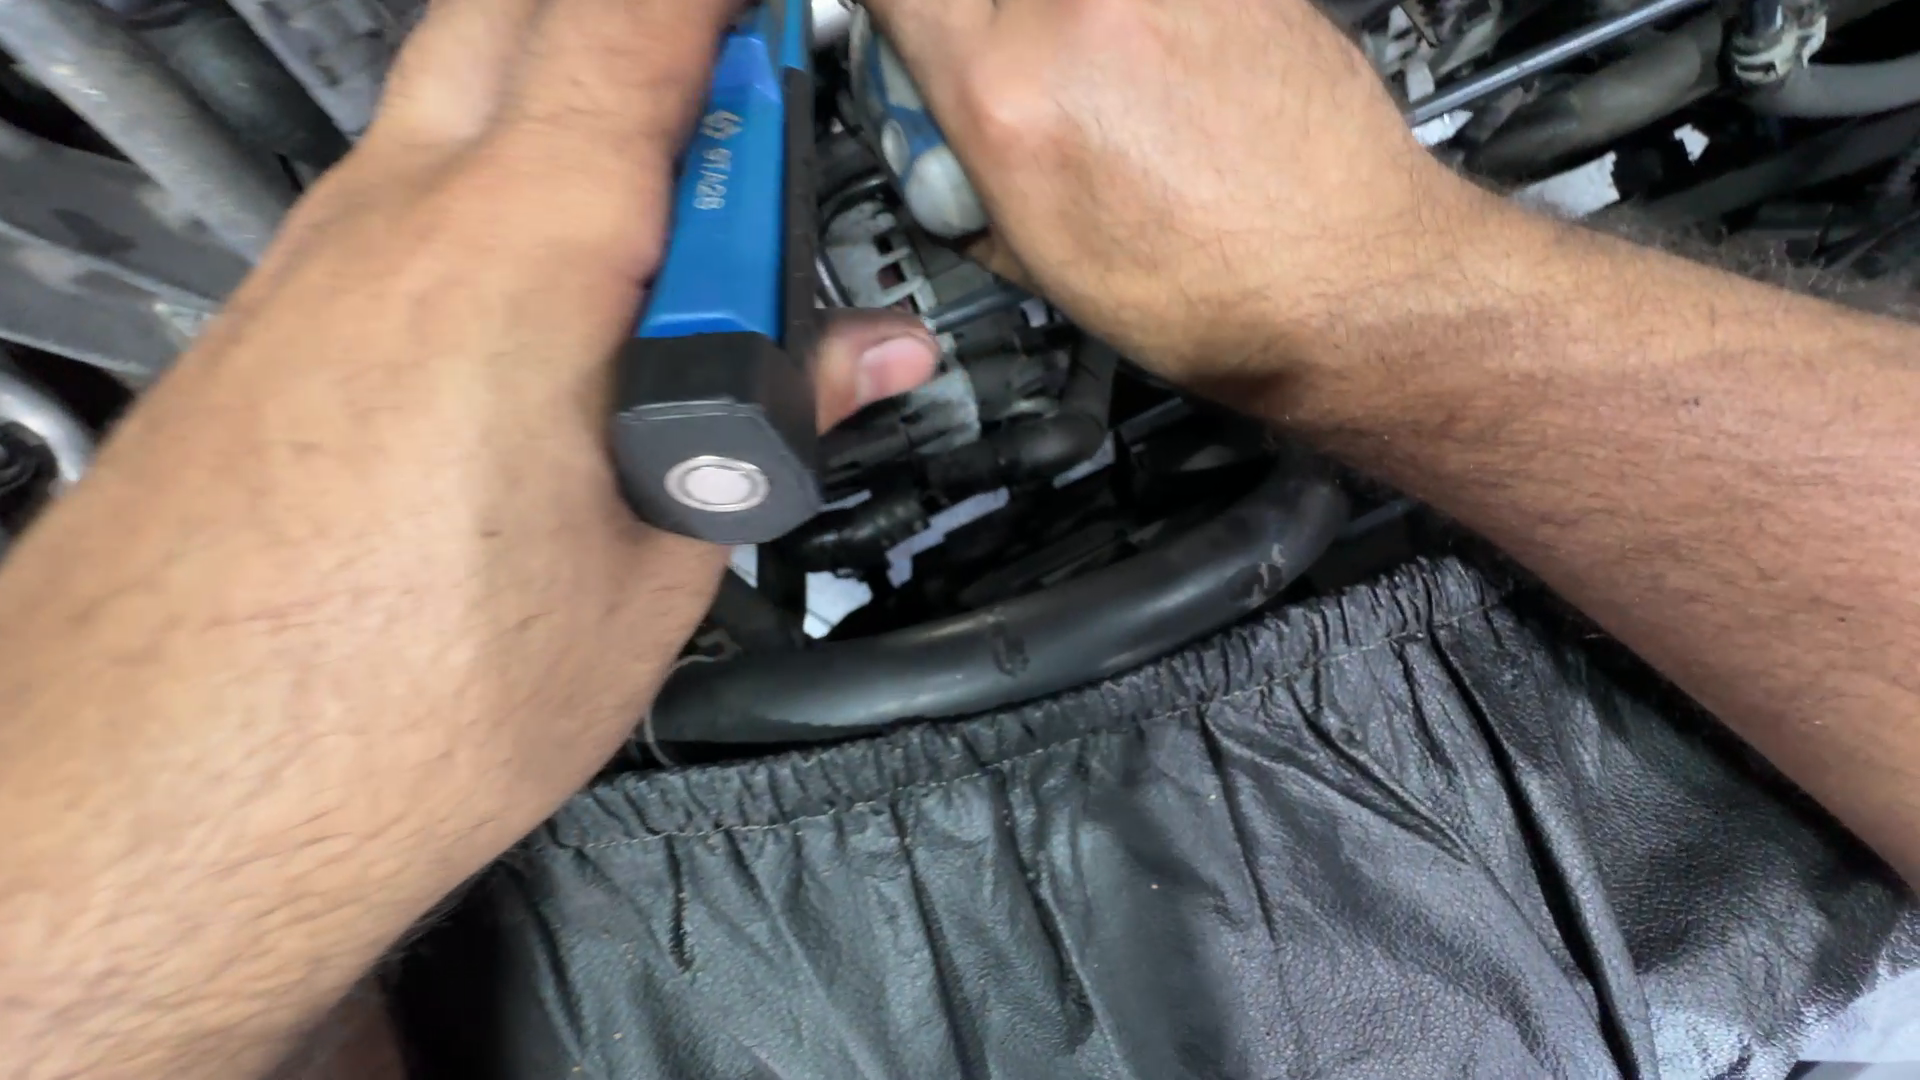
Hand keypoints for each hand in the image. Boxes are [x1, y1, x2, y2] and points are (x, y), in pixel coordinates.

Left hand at [0, 0, 935, 1072]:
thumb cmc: (403, 713)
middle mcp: (396, 235)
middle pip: (535, 20)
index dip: (730, 20)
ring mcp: (319, 267)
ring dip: (590, 103)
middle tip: (754, 110)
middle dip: (660, 31)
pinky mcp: (284, 322)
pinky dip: (519, 186)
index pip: (638, 46)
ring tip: (691, 213)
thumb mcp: (661, 567)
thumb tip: (867, 358)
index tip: (791, 36)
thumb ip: (771, 427)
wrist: (164, 811)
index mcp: (518, 279)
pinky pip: (418, 184)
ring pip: (464, 88)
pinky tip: (578, 290)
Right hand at [865, 0, 1498, 380]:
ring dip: (1056, 29)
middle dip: (976, 24)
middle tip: (995, 61)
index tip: (906, 34)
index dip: (891, 16)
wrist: (1336, 282)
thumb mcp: (1041, 264)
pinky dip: (1124, 25)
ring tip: (1092, 83)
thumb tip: (945, 149)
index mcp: (1008, 95)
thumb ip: (972, 180)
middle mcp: (1078, 6)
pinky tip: (1145, 71)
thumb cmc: (1203, 297)